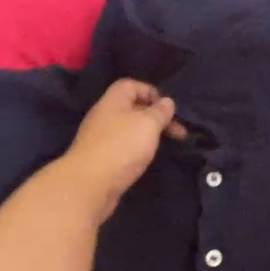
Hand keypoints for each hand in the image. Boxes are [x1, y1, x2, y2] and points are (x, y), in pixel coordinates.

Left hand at [57, 79, 184, 220]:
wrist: (90, 185)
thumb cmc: (121, 147)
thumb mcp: (147, 124)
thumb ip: (159, 111)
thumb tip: (166, 102)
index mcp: (113, 101)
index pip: (130, 85)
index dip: (151, 92)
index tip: (168, 109)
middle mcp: (104, 117)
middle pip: (132, 109)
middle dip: (156, 118)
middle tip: (179, 133)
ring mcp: (101, 139)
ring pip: (129, 130)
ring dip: (148, 136)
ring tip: (166, 147)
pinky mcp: (101, 160)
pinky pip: (123, 148)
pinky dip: (137, 151)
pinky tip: (146, 160)